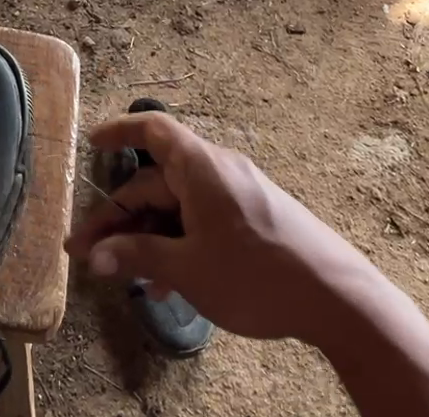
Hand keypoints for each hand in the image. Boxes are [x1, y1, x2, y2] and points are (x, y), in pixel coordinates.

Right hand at [66, 110, 358, 342]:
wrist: (338, 298)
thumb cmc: (256, 274)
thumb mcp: (188, 268)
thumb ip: (136, 256)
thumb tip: (92, 257)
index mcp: (200, 167)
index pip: (151, 130)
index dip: (118, 132)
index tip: (89, 145)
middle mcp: (216, 171)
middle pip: (156, 180)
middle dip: (120, 216)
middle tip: (89, 253)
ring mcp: (236, 194)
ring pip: (177, 206)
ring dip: (148, 236)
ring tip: (125, 276)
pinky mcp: (252, 218)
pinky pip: (201, 220)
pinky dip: (178, 242)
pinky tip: (166, 283)